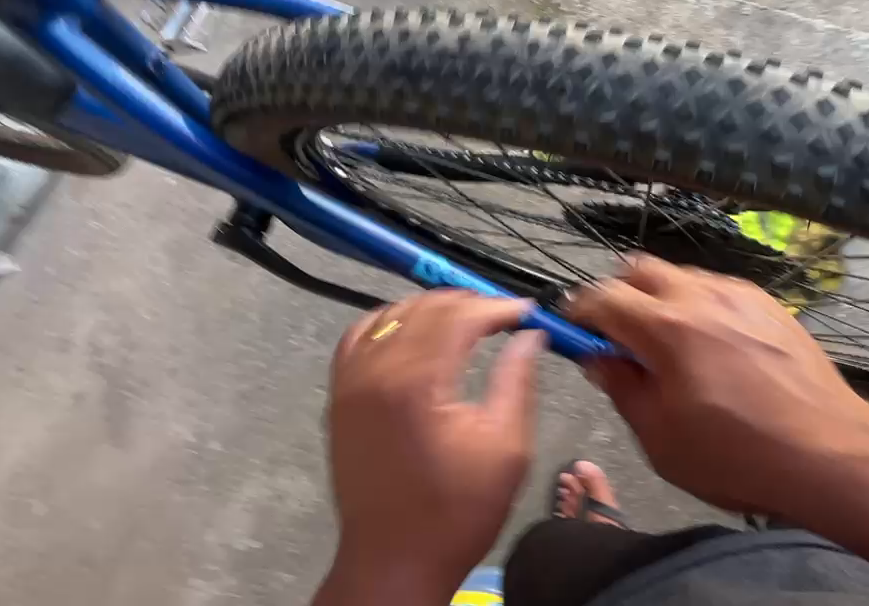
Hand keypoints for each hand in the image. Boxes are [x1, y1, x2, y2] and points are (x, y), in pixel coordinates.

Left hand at [316, 292, 545, 605]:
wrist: (392, 565)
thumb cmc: (455, 512)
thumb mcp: (506, 448)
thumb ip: (517, 379)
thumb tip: (530, 334)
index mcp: (417, 382)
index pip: (460, 316)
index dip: (497, 308)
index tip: (525, 312)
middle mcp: (376, 369)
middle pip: (426, 307)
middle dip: (469, 304)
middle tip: (502, 317)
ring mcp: (350, 380)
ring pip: (393, 313)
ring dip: (432, 308)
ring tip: (466, 321)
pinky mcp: (338, 394)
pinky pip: (360, 335)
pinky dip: (390, 321)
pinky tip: (413, 331)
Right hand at [566, 255, 868, 520]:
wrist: (830, 451)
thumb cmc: (736, 454)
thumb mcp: (659, 437)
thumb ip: (620, 387)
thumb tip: (598, 356)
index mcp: (665, 327)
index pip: (602, 297)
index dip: (579, 310)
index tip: (572, 326)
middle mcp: (697, 295)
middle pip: (638, 268)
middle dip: (618, 292)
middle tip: (618, 332)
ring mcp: (737, 293)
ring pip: (679, 276)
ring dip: (659, 298)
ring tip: (670, 343)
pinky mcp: (767, 302)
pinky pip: (717, 289)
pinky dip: (698, 305)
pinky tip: (714, 346)